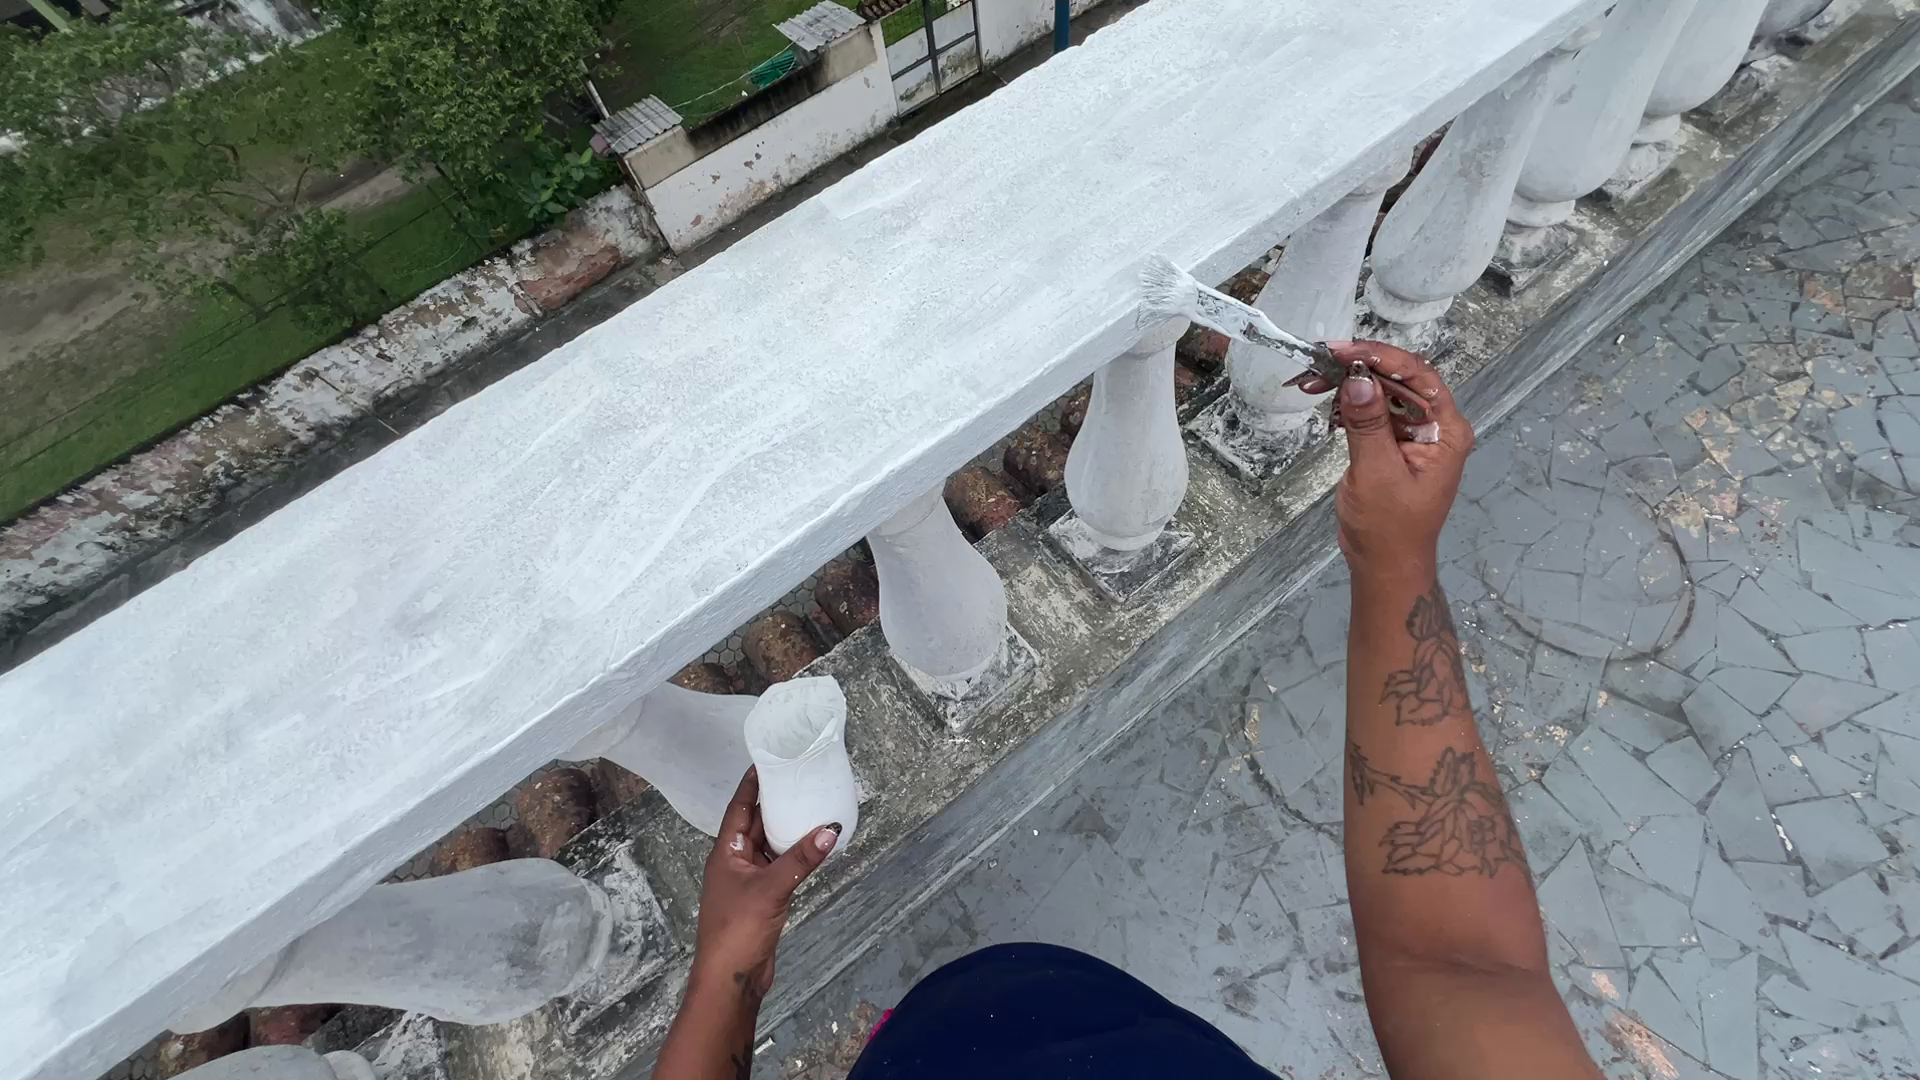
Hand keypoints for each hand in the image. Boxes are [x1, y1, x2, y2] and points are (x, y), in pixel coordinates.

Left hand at [691, 768, 839, 1000]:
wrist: (731, 982)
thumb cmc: (738, 929)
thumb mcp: (771, 888)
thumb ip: (802, 858)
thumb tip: (832, 827)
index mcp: (726, 852)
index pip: (740, 807)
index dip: (752, 784)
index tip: (767, 760)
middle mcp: (735, 861)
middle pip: (756, 823)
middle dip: (775, 801)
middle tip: (800, 776)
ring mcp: (749, 880)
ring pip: (770, 844)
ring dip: (788, 827)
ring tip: (812, 802)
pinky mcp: (763, 897)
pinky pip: (780, 864)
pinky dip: (796, 852)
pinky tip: (814, 844)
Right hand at [1296, 342, 1473, 579]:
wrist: (1384, 562)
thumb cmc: (1387, 525)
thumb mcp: (1376, 473)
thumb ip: (1368, 425)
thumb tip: (1358, 379)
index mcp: (1444, 431)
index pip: (1417, 377)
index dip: (1381, 357)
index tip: (1342, 350)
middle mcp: (1433, 427)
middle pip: (1398, 381)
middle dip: (1359, 368)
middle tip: (1317, 363)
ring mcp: (1412, 437)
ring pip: (1381, 395)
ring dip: (1349, 386)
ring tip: (1312, 381)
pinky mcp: (1391, 446)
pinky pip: (1372, 415)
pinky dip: (1348, 406)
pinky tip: (1327, 405)